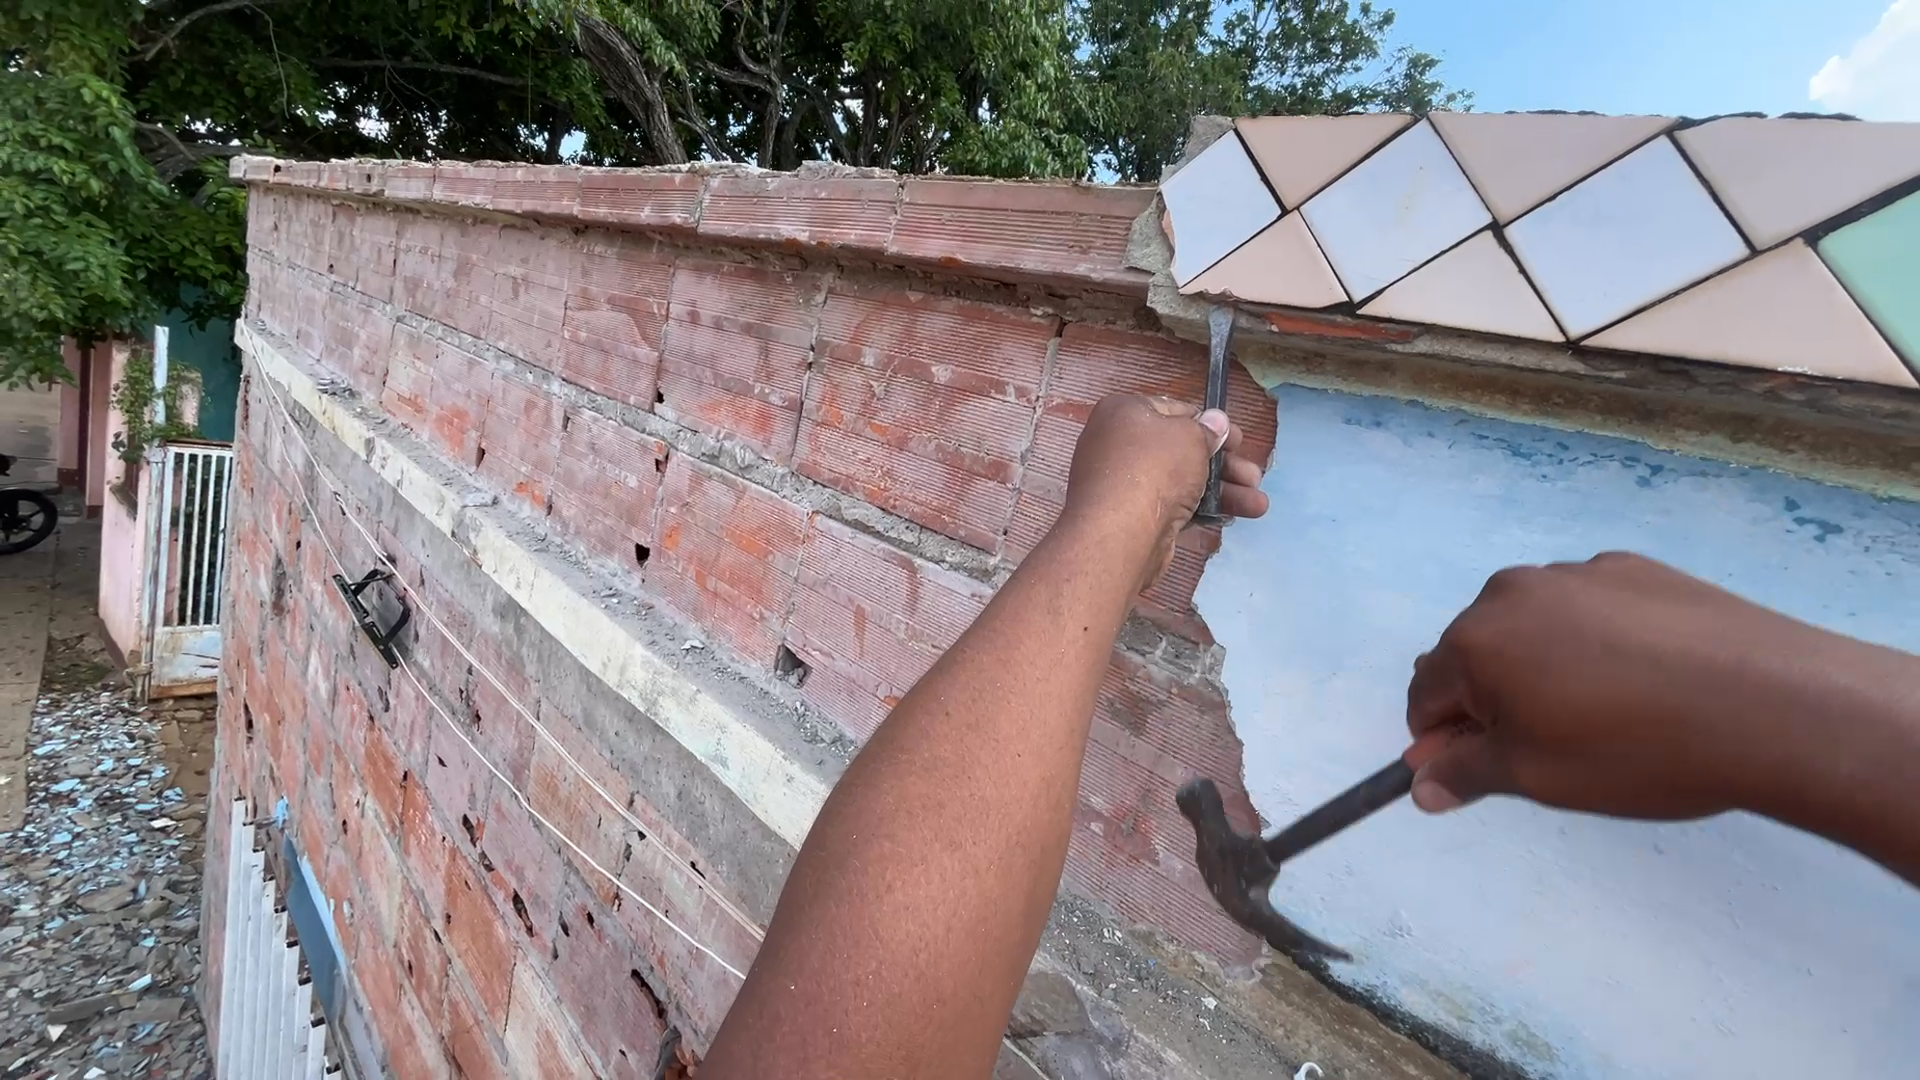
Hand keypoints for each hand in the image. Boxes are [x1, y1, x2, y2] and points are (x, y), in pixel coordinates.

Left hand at [1060, 394, 1268, 591]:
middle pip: (1180, 449)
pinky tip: (1232, 517)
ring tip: (1258, 505)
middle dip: (1223, 463)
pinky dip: (1200, 509)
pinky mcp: (1131, 515)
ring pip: (1180, 480)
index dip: (1209, 424)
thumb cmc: (1154, 469)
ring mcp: (1123, 482)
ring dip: (1221, 490)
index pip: (1173, 411)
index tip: (1237, 439)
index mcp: (1123, 413)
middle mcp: (1117, 444)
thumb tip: (1215, 421)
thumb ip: (1206, 430)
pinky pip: (1171, 505)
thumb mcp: (1190, 437)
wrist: (1119, 535)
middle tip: (1254, 476)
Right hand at [1404, 553, 1908, 821]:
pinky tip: (1640, 669)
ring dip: (1535, 660)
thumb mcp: (1535, 777)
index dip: (1443, 737)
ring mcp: (1568, 574)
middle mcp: (1503, 595)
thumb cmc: (1635, 750)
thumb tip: (1419, 788)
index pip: (1425, 695)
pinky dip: (1589, 634)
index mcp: (1471, 643)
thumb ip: (1464, 774)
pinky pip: (1581, 604)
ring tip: (1603, 701)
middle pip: (1470, 654)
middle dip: (1489, 696)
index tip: (1482, 762)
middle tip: (1548, 736)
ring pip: (1523, 624)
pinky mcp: (1627, 568)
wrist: (1783, 708)